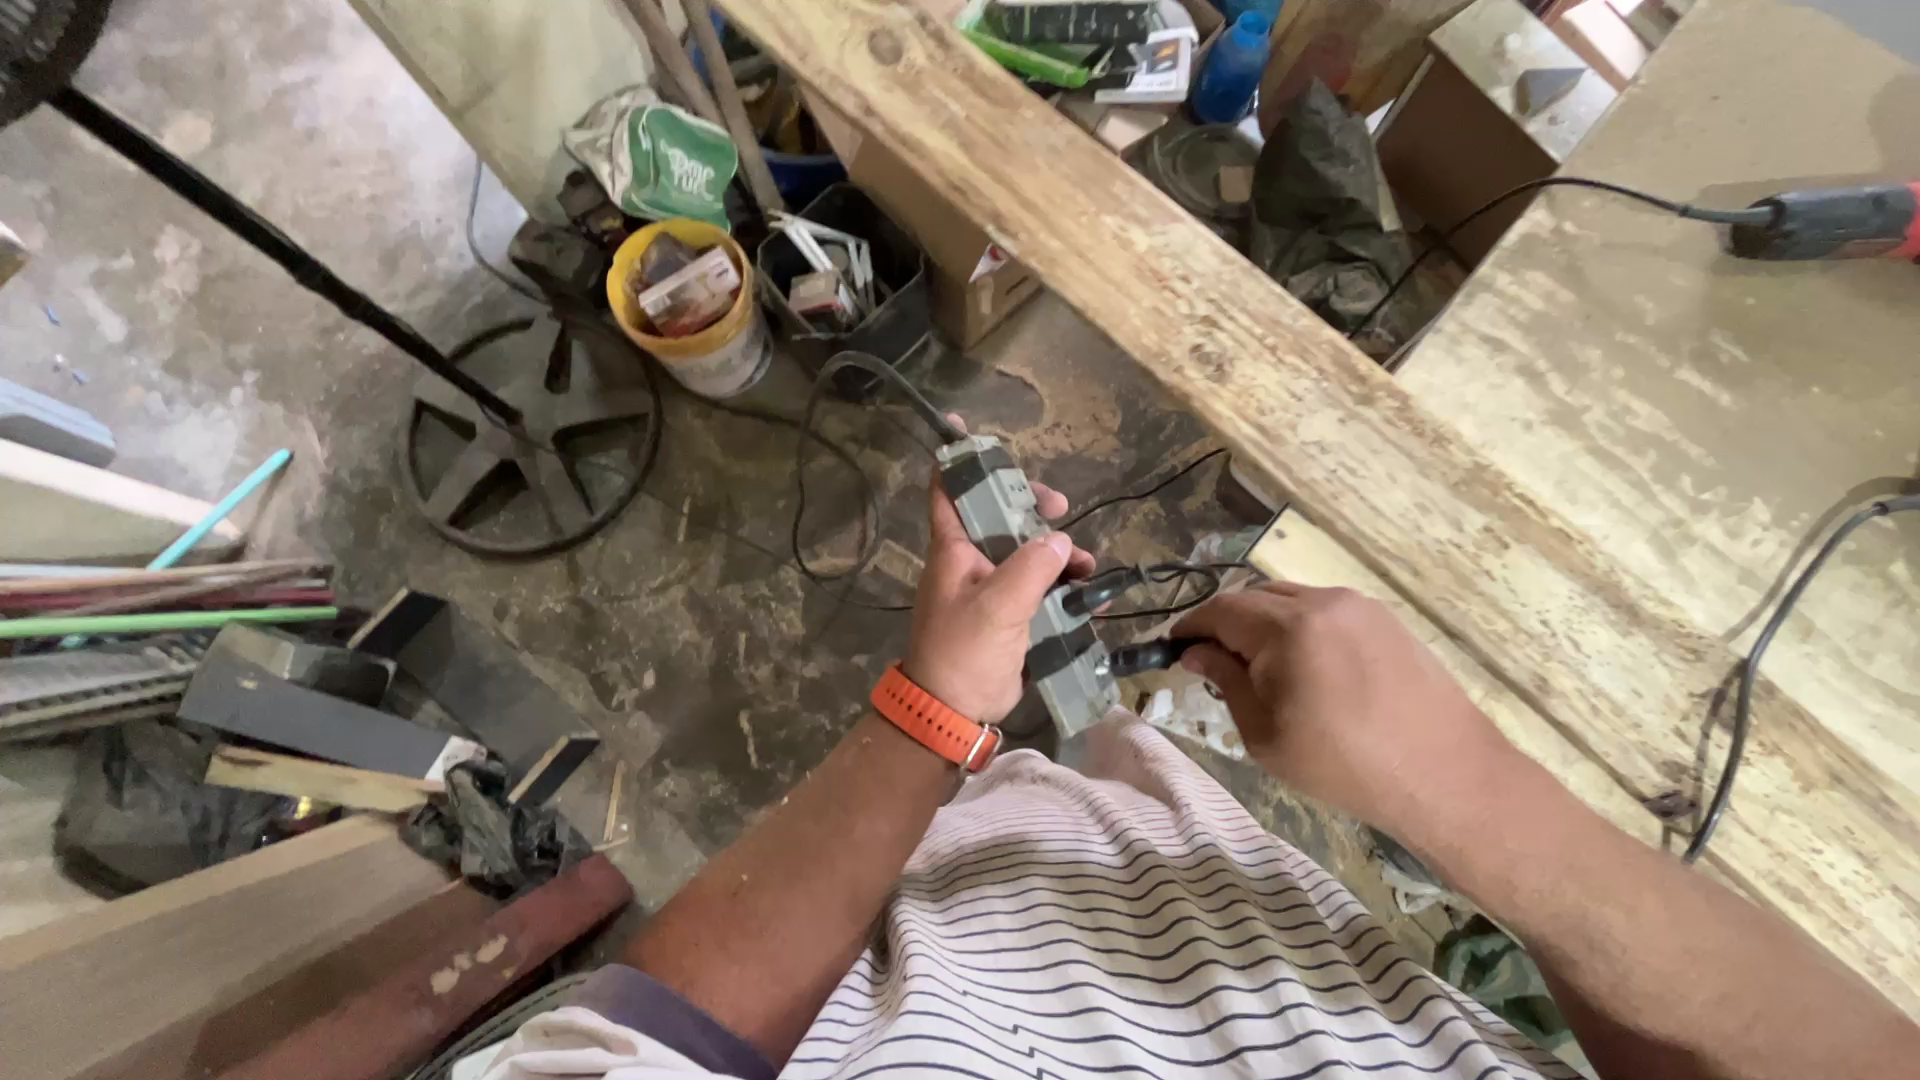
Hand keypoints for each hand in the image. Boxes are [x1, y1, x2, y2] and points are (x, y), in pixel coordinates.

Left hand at [902, 419, 1094, 725]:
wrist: (954, 712)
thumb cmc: (963, 653)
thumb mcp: (997, 606)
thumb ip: (1031, 568)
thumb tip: (1059, 540)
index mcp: (954, 550)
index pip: (948, 492)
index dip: (956, 460)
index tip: (966, 428)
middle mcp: (972, 561)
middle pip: (1002, 515)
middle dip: (1033, 508)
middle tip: (1060, 509)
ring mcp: (992, 588)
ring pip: (1029, 552)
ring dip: (1059, 554)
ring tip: (1087, 568)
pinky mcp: (1011, 614)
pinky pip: (1041, 587)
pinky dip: (1065, 587)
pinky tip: (1090, 597)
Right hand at [1172, 582, 1522, 833]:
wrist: (1447, 777)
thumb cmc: (1344, 766)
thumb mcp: (1265, 733)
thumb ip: (1226, 681)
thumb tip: (1195, 653)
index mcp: (1288, 628)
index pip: (1220, 610)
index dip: (1191, 627)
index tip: (1173, 649)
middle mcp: (1323, 602)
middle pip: (1253, 597)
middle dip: (1225, 624)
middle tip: (1213, 661)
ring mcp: (1358, 605)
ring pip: (1288, 599)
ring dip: (1262, 622)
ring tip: (1259, 664)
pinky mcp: (1384, 618)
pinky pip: (1323, 609)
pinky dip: (1298, 625)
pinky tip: (1304, 664)